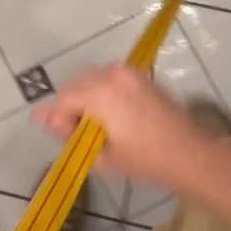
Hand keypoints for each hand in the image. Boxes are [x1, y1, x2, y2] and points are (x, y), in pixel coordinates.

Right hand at [30, 64, 230, 192]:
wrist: (192, 154)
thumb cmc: (146, 159)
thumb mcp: (101, 155)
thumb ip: (67, 134)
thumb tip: (39, 117)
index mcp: (100, 92)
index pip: (63, 99)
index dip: (59, 121)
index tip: (68, 141)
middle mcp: (111, 73)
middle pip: (75, 86)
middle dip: (71, 109)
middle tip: (79, 137)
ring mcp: (128, 71)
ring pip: (91, 81)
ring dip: (86, 101)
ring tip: (96, 130)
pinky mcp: (140, 75)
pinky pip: (108, 80)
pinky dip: (102, 95)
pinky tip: (111, 119)